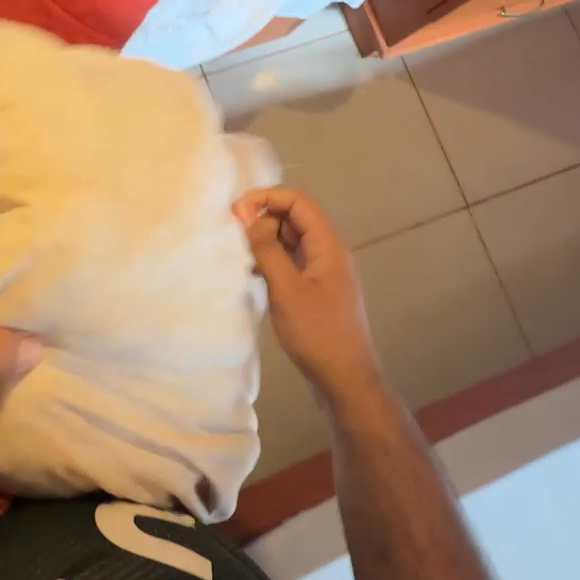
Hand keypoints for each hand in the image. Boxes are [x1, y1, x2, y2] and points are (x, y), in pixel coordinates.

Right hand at [235, 188, 385, 405]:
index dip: (266, 198)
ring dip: (265, 239)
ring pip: (290, 238)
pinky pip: (290, 260)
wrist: (345, 380)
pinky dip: (271, 258)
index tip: (237, 213)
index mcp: (327, 245)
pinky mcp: (314, 288)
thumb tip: (250, 217)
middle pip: (294, 216)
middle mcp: (327, 251)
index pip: (297, 201)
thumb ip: (268, 249)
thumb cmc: (318, 333)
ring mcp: (322, 270)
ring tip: (240, 253)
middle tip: (235, 234)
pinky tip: (253, 273)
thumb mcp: (287, 289)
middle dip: (263, 216)